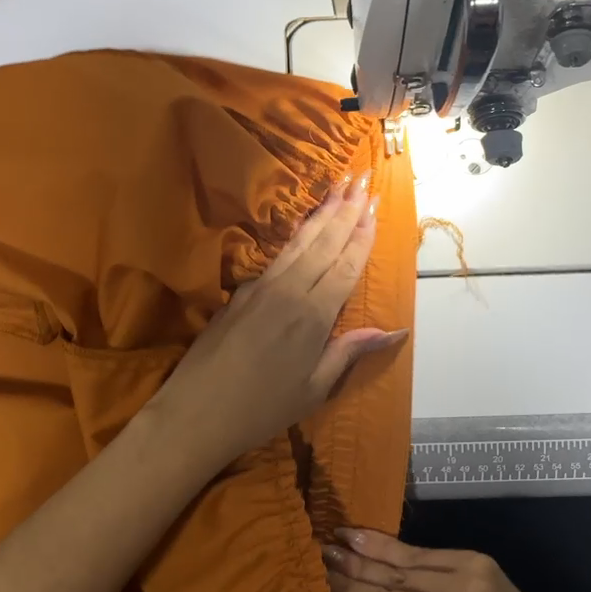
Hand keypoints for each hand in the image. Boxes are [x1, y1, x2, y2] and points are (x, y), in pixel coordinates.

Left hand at [143, 175, 407, 467]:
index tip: (374, 207)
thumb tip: (395, 331)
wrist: (195, 412)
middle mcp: (289, 291)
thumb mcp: (314, 388)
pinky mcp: (240, 291)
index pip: (345, 266)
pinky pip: (277, 256)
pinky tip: (303, 226)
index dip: (362, 236)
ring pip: (298, 243)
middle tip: (362, 179)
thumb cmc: (261, 409)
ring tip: (339, 188)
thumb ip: (349, 351)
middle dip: (346, 210)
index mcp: (313, 316)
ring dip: (321, 214)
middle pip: (324, 243)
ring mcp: (261, 287)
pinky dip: (296, 236)